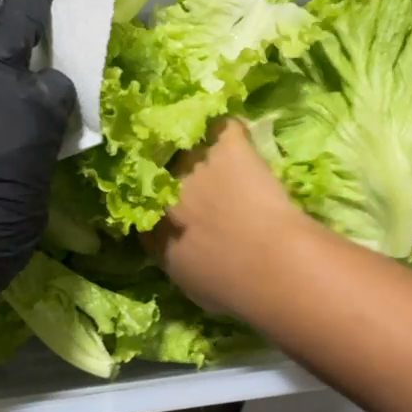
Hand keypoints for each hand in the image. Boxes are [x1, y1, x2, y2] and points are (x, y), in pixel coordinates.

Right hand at [146, 119, 316, 317]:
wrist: (267, 262)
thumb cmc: (230, 286)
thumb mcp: (189, 282)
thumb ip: (177, 259)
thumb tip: (183, 249)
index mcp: (152, 230)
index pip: (144, 206)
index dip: (158, 201)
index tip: (173, 203)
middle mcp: (162, 189)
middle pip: (158, 168)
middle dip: (168, 167)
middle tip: (193, 174)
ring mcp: (191, 162)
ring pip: (184, 139)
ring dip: (196, 145)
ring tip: (212, 148)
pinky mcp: (223, 143)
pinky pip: (222, 125)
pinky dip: (230, 129)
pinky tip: (240, 136)